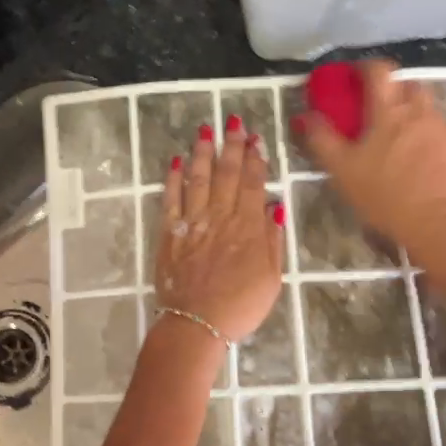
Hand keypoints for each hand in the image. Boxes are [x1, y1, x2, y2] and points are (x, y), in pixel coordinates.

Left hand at [154, 115, 285, 341]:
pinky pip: (171, 199)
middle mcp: (221, 216)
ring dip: (202, 152)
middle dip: (232, 145)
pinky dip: (173, 178)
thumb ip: (272, 239)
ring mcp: (193, 222)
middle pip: (227, 173)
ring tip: (205, 131)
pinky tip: (175, 161)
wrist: (197, 323)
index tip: (256, 138)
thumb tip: (275, 205)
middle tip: (233, 122)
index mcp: (248, 226)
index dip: (256, 158)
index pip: (254, 183)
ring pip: (198, 178)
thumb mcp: (271, 277)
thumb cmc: (240, 306)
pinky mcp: (170, 232)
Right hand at [297, 60, 445, 259]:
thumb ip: (321, 138)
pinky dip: (436, 144)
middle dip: (396, 92)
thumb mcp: (341, 170)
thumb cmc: (383, 195)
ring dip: (417, 119)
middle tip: (382, 114)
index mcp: (388, 112)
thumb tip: (305, 115)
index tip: (357, 76)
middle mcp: (420, 112)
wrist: (436, 225)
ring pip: (430, 112)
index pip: (380, 71)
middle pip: (410, 86)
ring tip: (406, 146)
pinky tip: (429, 166)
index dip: (367, 68)